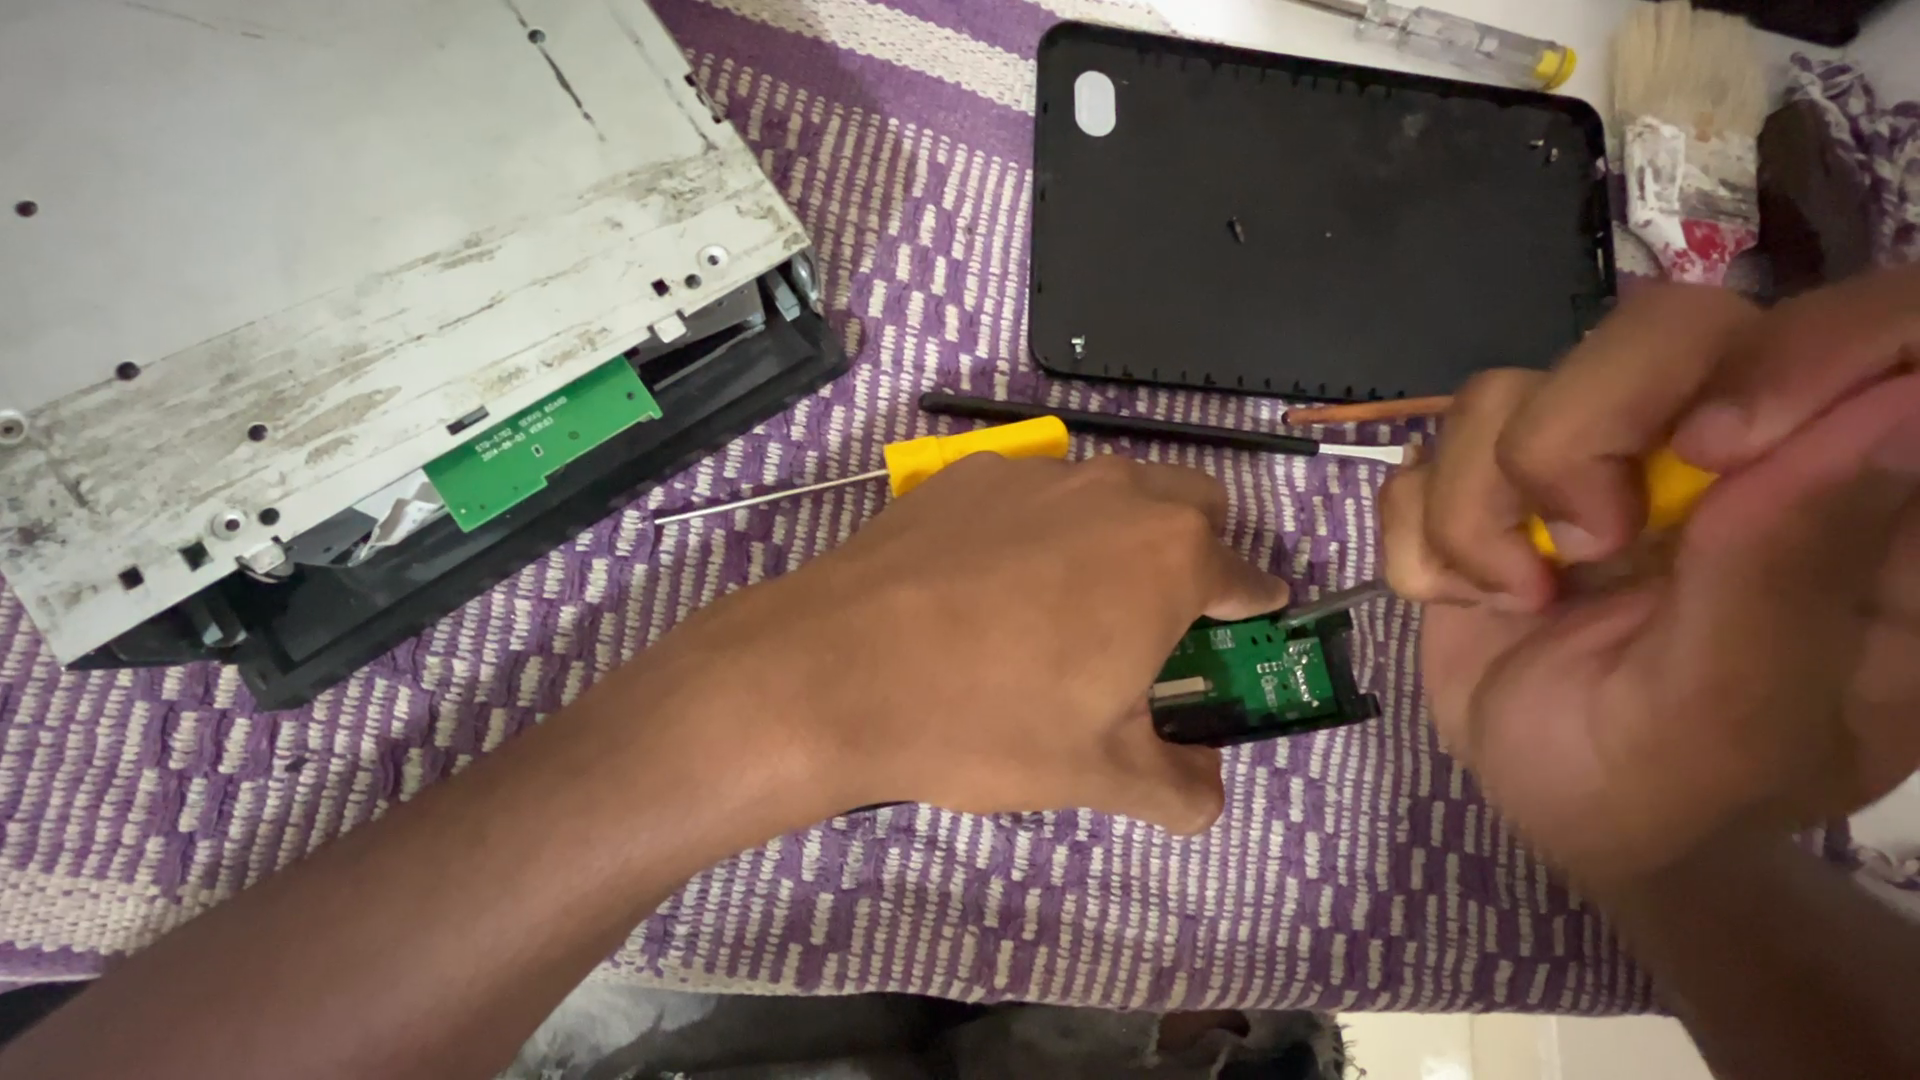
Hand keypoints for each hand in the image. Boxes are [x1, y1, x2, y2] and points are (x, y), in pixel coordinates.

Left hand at [641, 454, 1291, 833]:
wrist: (834, 670)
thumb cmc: (985, 721)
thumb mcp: (1097, 774)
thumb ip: (1178, 788)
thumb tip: (1209, 794)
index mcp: (1169, 556)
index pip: (1248, 578)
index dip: (1252, 615)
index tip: (1236, 641)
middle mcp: (1113, 493)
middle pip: (1191, 508)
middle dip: (1194, 556)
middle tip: (1152, 622)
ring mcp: (1034, 473)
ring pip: (1108, 492)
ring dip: (1114, 537)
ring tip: (1060, 607)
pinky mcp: (966, 475)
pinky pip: (1031, 496)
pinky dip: (1037, 529)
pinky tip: (985, 586)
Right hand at [1381, 271, 1919, 885]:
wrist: (1541, 803)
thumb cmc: (1666, 786)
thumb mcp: (1732, 714)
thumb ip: (1785, 575)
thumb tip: (1888, 405)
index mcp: (1846, 494)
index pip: (1881, 329)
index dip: (1797, 351)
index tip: (1704, 453)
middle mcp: (1717, 449)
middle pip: (1657, 326)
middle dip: (1575, 443)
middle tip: (1582, 548)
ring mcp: (1585, 462)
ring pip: (1499, 396)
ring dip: (1474, 514)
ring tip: (1510, 596)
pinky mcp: (1481, 486)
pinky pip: (1418, 459)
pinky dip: (1419, 538)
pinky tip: (1458, 595)